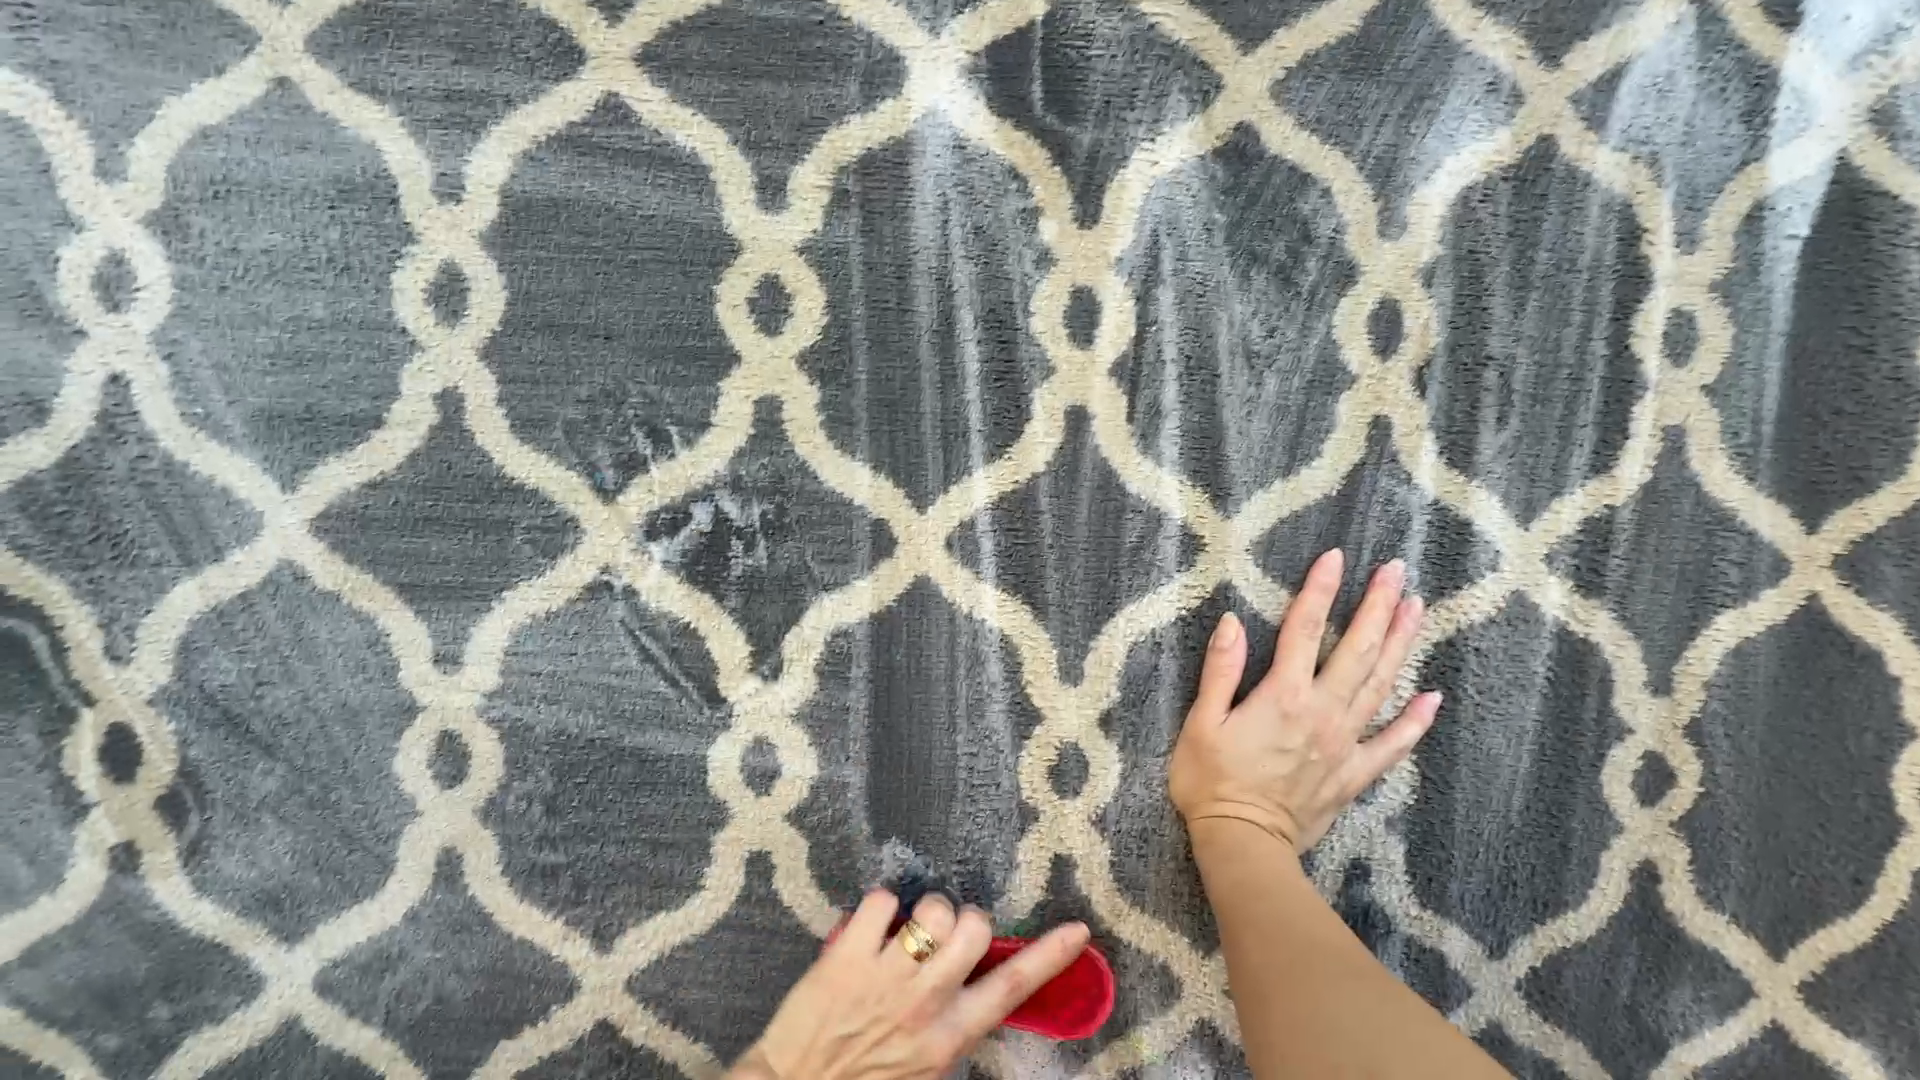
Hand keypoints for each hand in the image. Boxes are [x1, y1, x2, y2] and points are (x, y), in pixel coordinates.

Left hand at [730, 891, 1090, 1079]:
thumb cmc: (864, 1078)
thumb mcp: (924, 1065)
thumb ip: (953, 1022)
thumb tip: (976, 972)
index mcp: (948, 1037)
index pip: (1012, 987)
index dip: (1049, 955)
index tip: (1077, 929)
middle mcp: (924, 1003)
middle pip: (976, 928)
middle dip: (967, 919)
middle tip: (945, 933)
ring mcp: (885, 976)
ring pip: (934, 908)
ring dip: (927, 908)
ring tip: (908, 929)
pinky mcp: (846, 955)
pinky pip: (881, 900)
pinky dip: (879, 904)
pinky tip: (869, 928)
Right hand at [1169, 548, 1440, 853]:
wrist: (1242, 844)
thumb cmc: (1211, 781)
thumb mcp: (1201, 722)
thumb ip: (1220, 671)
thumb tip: (1233, 622)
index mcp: (1282, 696)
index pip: (1304, 630)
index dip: (1320, 590)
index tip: (1336, 557)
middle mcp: (1322, 712)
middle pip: (1357, 650)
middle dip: (1378, 607)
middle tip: (1397, 571)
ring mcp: (1344, 743)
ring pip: (1380, 685)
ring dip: (1401, 645)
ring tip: (1417, 610)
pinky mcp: (1353, 773)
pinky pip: (1393, 744)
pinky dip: (1415, 720)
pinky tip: (1434, 697)